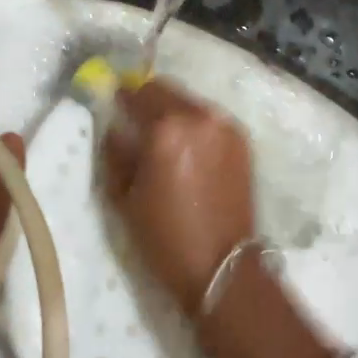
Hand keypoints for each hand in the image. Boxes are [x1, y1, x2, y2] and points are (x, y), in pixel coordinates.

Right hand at [100, 78, 255, 312]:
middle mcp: (199, 117)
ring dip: (173, 113)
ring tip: (165, 142)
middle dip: (148, 102)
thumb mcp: (124, 198)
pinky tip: (189, 152)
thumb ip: (115, 153)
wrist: (223, 267)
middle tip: (137, 123)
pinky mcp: (242, 140)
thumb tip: (116, 127)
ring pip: (189, 102)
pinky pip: (209, 119)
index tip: (115, 105)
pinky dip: (195, 126)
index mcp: (167, 129)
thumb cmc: (165, 238)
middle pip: (166, 90)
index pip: (138, 93)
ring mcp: (225, 126)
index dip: (123, 97)